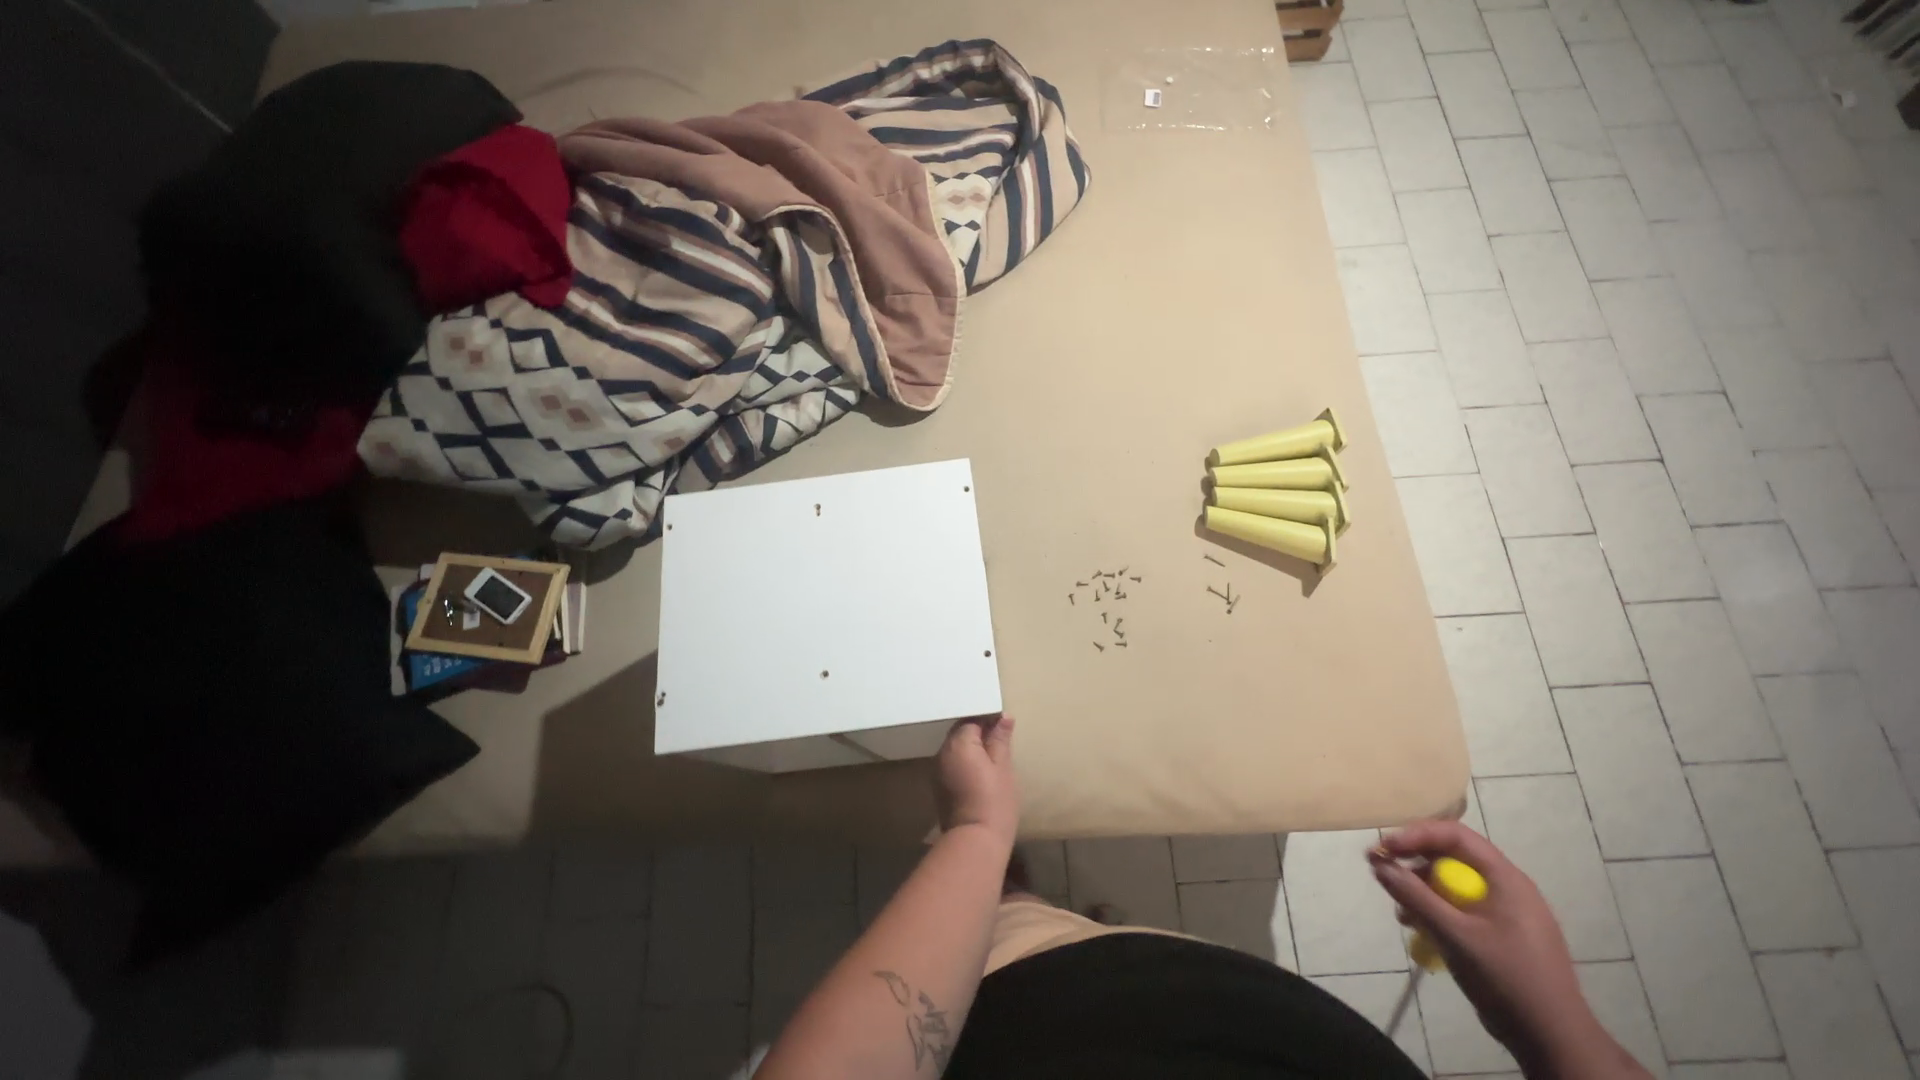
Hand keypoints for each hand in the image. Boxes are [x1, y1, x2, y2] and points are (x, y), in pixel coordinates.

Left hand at [935, 714, 1017, 844]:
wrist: (975, 841)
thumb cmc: (995, 802)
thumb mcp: (1003, 768)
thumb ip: (1000, 740)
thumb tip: (1003, 717)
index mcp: (958, 743)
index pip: (971, 720)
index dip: (988, 720)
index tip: (1004, 727)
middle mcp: (942, 752)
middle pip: (960, 733)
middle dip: (979, 734)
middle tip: (1001, 741)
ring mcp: (937, 770)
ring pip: (955, 749)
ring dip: (971, 749)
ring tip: (993, 758)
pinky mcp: (938, 787)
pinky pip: (952, 765)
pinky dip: (964, 763)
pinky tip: (979, 773)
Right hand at [1369, 821, 1596, 1064]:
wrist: (1553, 1039)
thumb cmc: (1506, 979)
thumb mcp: (1454, 935)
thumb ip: (1415, 897)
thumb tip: (1379, 865)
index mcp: (1506, 879)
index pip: (1456, 836)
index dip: (1415, 835)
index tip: (1384, 850)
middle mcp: (1508, 888)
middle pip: (1453, 858)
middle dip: (1414, 864)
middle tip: (1382, 873)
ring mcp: (1507, 913)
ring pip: (1455, 885)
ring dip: (1423, 892)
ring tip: (1400, 912)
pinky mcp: (1502, 936)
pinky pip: (1462, 910)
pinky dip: (1438, 913)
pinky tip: (1420, 931)